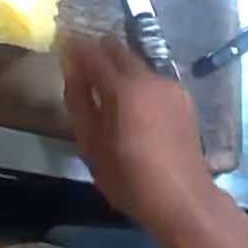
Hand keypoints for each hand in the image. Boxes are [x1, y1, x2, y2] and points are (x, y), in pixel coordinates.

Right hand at [62, 34, 217, 232]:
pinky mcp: (183, 95)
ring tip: (112, 97)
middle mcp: (146, 77)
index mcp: (122, 88)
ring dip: (119, 69)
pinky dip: (139, 84)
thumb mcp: (90, 144)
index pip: (91, 50)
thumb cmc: (129, 178)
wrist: (183, 201)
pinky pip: (152, 78)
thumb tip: (71, 67)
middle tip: (85, 73)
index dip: (75, 46)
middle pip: (116, 47)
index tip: (64, 49)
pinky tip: (138, 110)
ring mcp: (168, 84)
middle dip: (97, 53)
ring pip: (135, 62)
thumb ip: (77, 99)